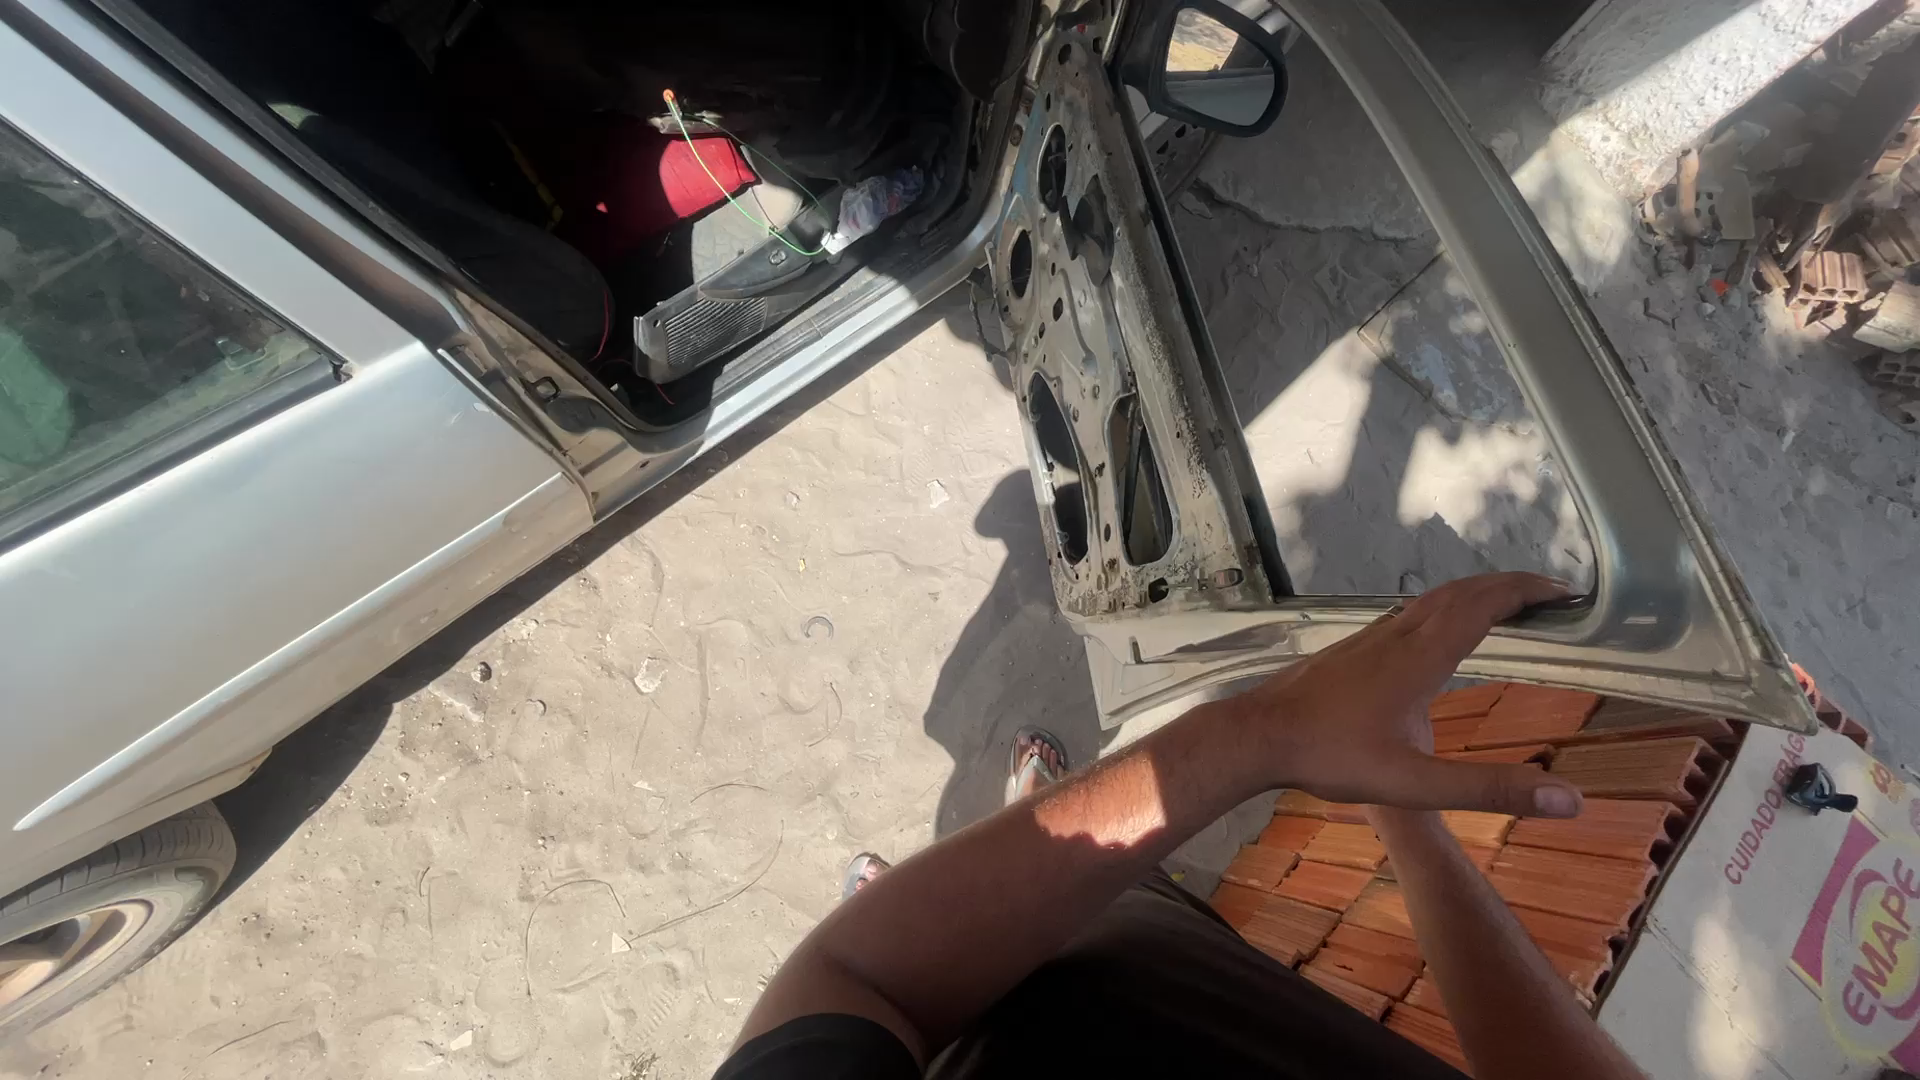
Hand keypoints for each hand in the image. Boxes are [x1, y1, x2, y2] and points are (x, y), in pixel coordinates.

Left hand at [1229, 572, 1584, 818]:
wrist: (1257, 734)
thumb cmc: (1329, 756)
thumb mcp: (1414, 783)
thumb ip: (1489, 789)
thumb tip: (1571, 799)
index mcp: (1415, 660)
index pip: (1478, 608)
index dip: (1523, 593)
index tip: (1565, 591)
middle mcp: (1391, 638)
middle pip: (1454, 595)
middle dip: (1505, 586)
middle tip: (1549, 593)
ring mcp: (1364, 640)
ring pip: (1424, 602)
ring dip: (1470, 595)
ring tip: (1504, 607)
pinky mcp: (1346, 650)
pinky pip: (1402, 615)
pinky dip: (1437, 610)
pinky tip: (1435, 635)